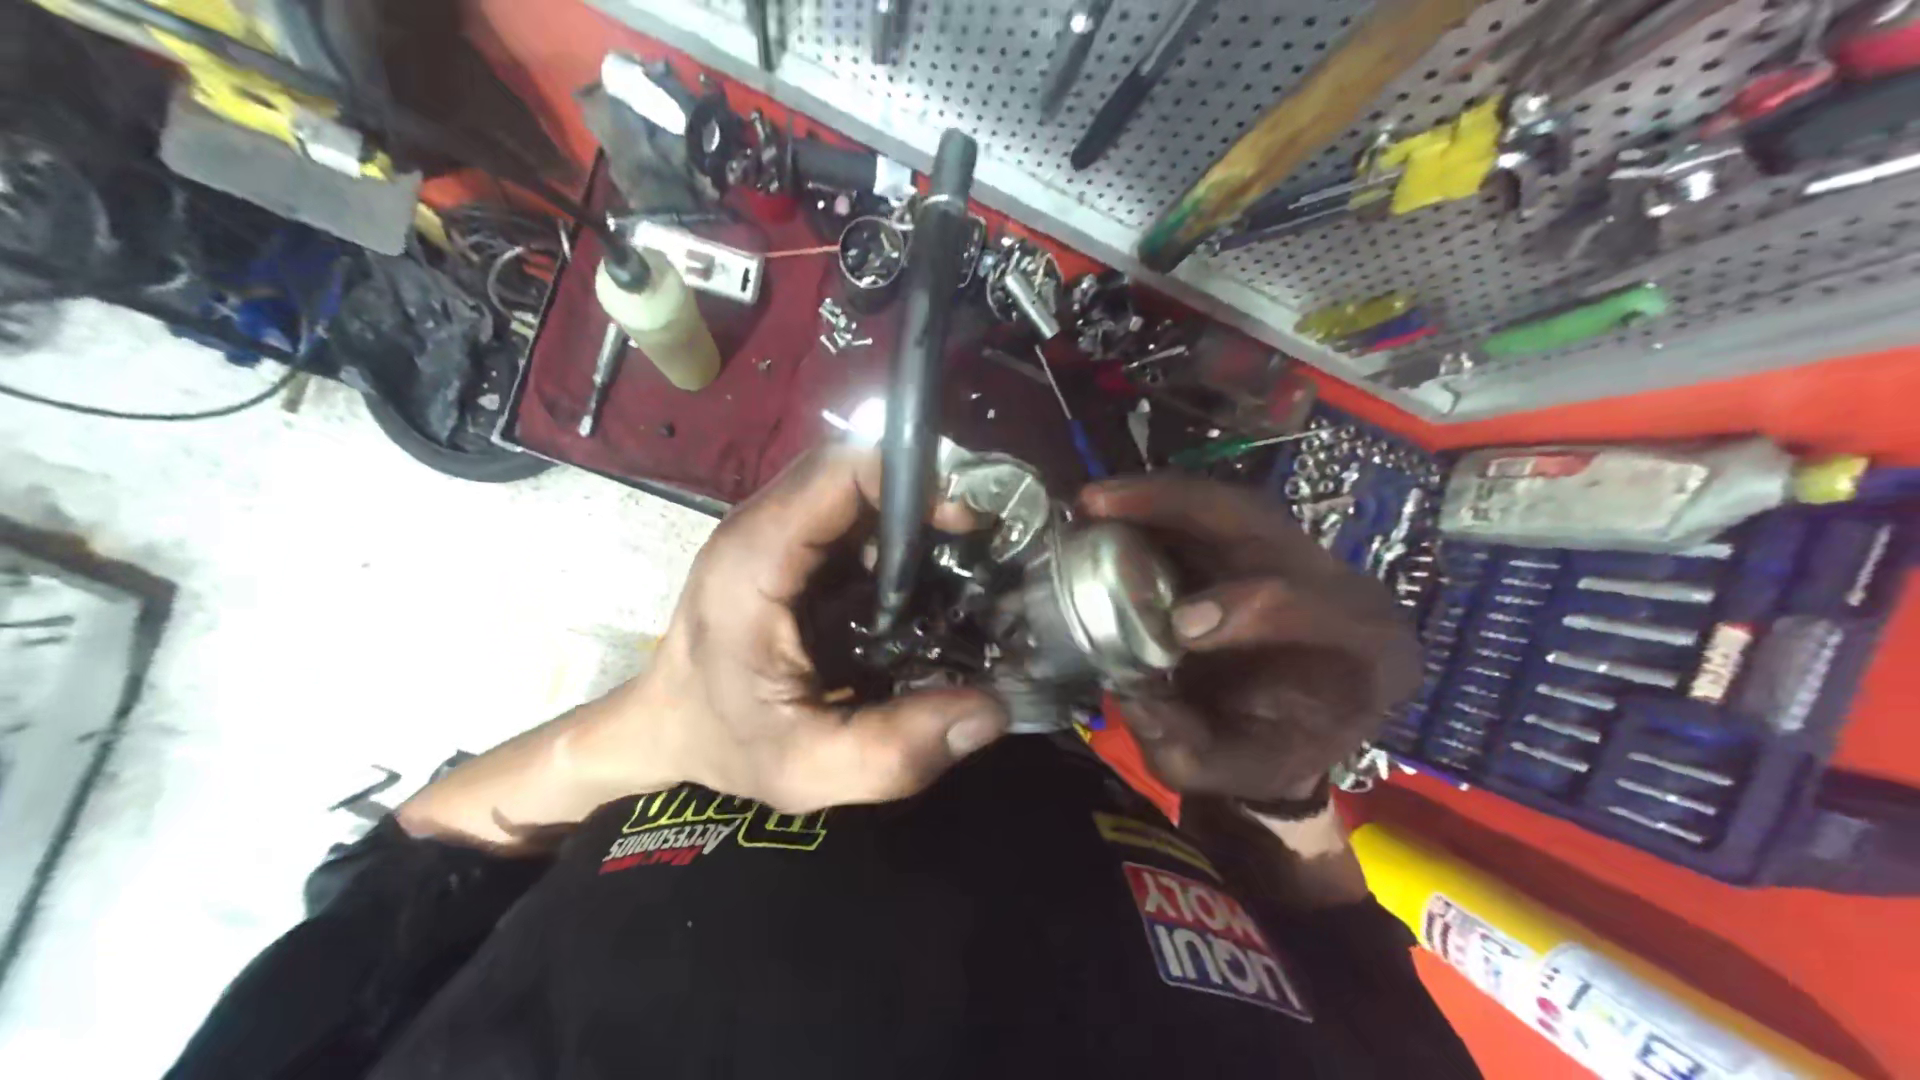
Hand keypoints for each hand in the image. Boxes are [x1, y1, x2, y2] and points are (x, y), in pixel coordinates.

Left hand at [587, 445, 1009, 813]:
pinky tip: (919, 571)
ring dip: (905, 508)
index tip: (963, 522)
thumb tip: (992, 710)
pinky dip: (888, 527)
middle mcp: (758, 529)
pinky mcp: (783, 545)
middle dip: (917, 490)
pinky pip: (844, 512)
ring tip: (957, 553)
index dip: (907, 479)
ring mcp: (768, 531)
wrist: (669, 731)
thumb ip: (896, 749)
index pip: (835, 473)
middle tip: (973, 538)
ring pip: (848, 486)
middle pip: (847, 469)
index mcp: (754, 563)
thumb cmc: (727, 745)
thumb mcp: (810, 768)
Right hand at [1080, 475, 1418, 801]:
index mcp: (1369, 649)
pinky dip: (1149, 508)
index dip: (1251, 608)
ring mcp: (1293, 554)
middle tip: (1103, 510)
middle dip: (1181, 509)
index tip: (1178, 626)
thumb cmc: (1271, 752)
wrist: (1281, 732)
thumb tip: (1134, 696)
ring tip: (1092, 503)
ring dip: (1156, 496)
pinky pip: (1201, 513)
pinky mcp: (1252, 545)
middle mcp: (1337, 583)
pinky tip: (1104, 511)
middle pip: (1265, 524)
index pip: (1323, 607)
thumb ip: (1189, 749)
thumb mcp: (1237, 772)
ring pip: (1228, 505)